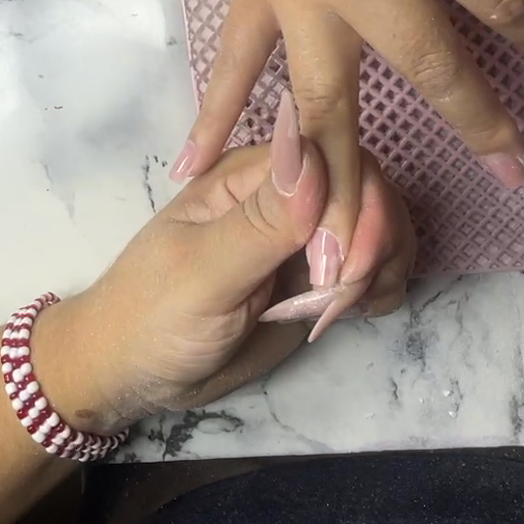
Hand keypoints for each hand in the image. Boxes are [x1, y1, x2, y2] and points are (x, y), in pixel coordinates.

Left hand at [38, 94, 415, 434]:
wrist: (141, 372)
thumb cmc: (153, 316)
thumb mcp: (203, 273)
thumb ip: (260, 222)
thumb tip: (310, 152)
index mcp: (249, 175)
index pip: (331, 155)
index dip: (352, 207)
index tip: (335, 270)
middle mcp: (286, 194)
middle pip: (368, 186)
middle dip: (369, 243)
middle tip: (335, 300)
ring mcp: (307, 234)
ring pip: (381, 222)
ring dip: (380, 266)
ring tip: (337, 310)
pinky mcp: (319, 273)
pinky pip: (378, 262)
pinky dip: (383, 285)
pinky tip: (354, 313)